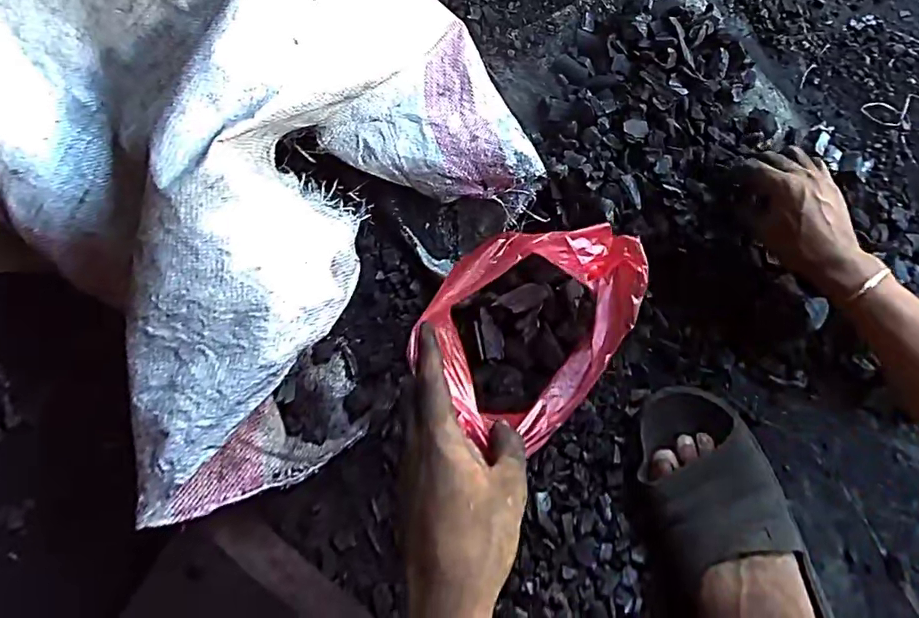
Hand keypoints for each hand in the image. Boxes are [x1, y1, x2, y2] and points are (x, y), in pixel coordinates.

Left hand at [403, 332, 526, 617]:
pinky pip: (418, 448)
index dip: (428, 353)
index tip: (425, 328)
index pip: (429, 385)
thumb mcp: (510, 488)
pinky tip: (450, 440)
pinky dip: (431, 429)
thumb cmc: (480, 543)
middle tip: (433, 350)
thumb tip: (499, 428)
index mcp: (440, 444)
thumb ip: (508, 446)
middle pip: (415, 402)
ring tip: (445, 388)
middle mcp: (417, 455)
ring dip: (427, 402)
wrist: (447, 601)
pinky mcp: (409, 497)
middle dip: (423, 373)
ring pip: (415, 425)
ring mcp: (409, 478)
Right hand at [742, 147, 887, 301]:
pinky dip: (802, 163)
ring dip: (780, 158)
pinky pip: (814, 162)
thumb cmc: (797, 248)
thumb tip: (735, 200)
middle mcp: (799, 173)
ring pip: (795, 153)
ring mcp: (818, 176)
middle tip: (748, 175)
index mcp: (781, 184)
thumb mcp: (764, 232)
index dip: (738, 171)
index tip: (731, 177)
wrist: (836, 260)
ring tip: (773, 170)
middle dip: (756, 163)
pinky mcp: (830, 182)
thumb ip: (745, 211)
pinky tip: (798, 173)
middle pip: (772, 156)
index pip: (753, 167)